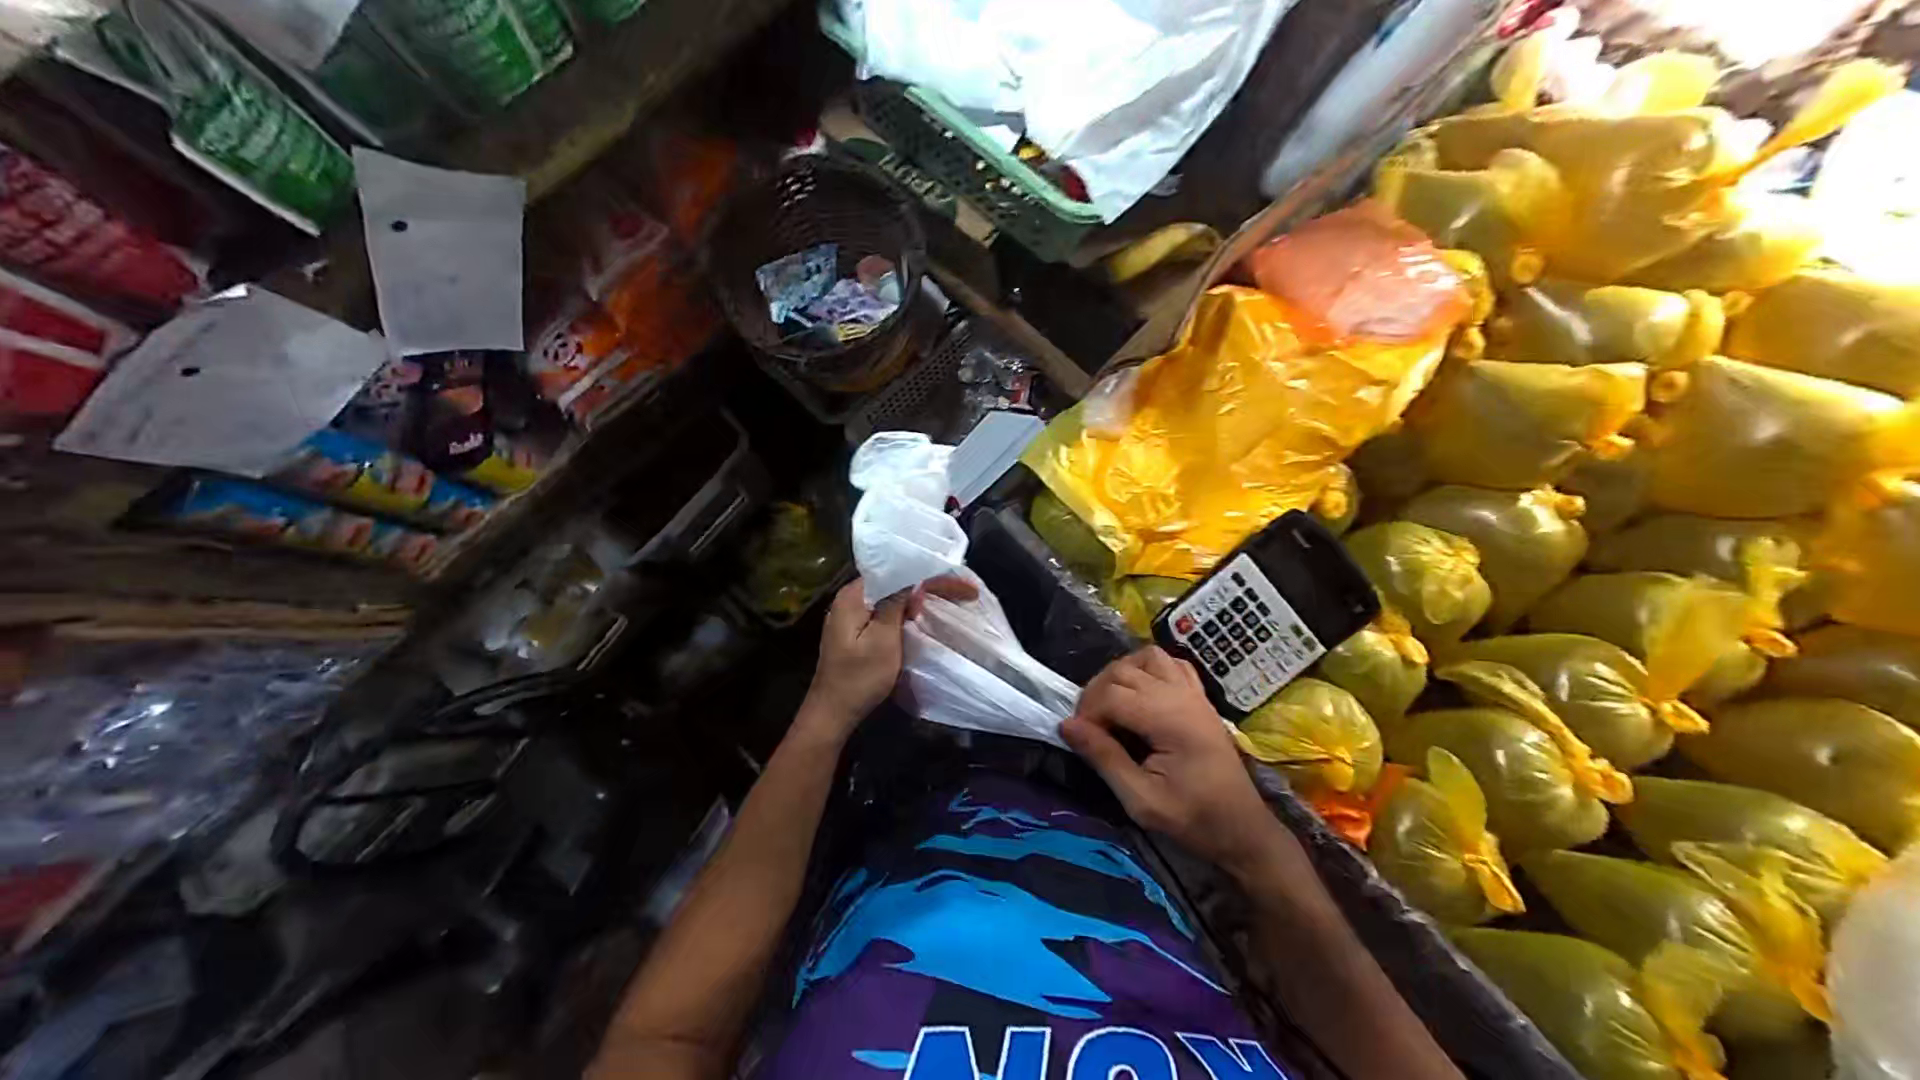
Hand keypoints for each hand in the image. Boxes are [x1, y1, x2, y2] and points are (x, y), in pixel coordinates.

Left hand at [797, 575, 979, 743]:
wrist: (832, 713)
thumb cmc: (859, 678)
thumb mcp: (883, 640)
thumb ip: (896, 604)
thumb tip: (913, 580)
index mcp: (854, 595)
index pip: (897, 571)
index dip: (931, 574)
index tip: (962, 584)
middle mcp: (850, 598)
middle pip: (895, 580)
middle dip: (928, 583)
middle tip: (963, 591)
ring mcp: (850, 614)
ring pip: (891, 595)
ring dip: (918, 596)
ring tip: (950, 597)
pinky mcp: (855, 629)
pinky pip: (885, 610)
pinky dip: (905, 610)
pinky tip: (923, 614)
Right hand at [1062, 647, 1292, 877]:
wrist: (1243, 830)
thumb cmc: (1194, 819)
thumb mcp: (1141, 800)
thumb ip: (1104, 758)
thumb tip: (1067, 725)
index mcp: (1169, 719)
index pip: (1111, 694)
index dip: (1087, 713)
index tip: (1079, 740)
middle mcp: (1181, 696)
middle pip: (1122, 670)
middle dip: (1096, 694)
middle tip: (1090, 728)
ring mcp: (1193, 693)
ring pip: (1145, 658)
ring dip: (1120, 675)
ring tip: (1111, 706)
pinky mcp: (1200, 698)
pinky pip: (1170, 663)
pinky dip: (1148, 669)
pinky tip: (1141, 694)